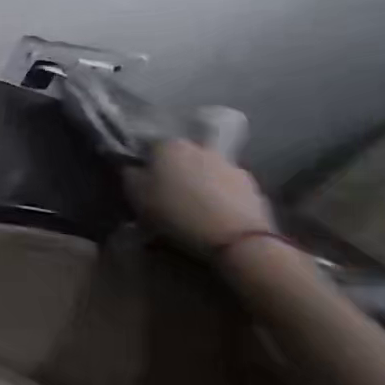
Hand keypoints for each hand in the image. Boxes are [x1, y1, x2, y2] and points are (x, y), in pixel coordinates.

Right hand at [123, 139, 276, 256]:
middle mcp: (202, 148)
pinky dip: (218, 196)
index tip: (139, 181)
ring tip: (191, 207)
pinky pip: (226, 188)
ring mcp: (232, 166)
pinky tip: (212, 214)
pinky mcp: (254, 187)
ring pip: (205, 171)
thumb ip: (130, 174)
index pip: (149, 146)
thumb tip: (132, 167)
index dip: (143, 163)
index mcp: (170, 145)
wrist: (236, 239)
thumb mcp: (134, 193)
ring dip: (198, 183)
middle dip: (173, 171)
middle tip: (165, 194)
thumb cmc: (174, 211)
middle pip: (181, 157)